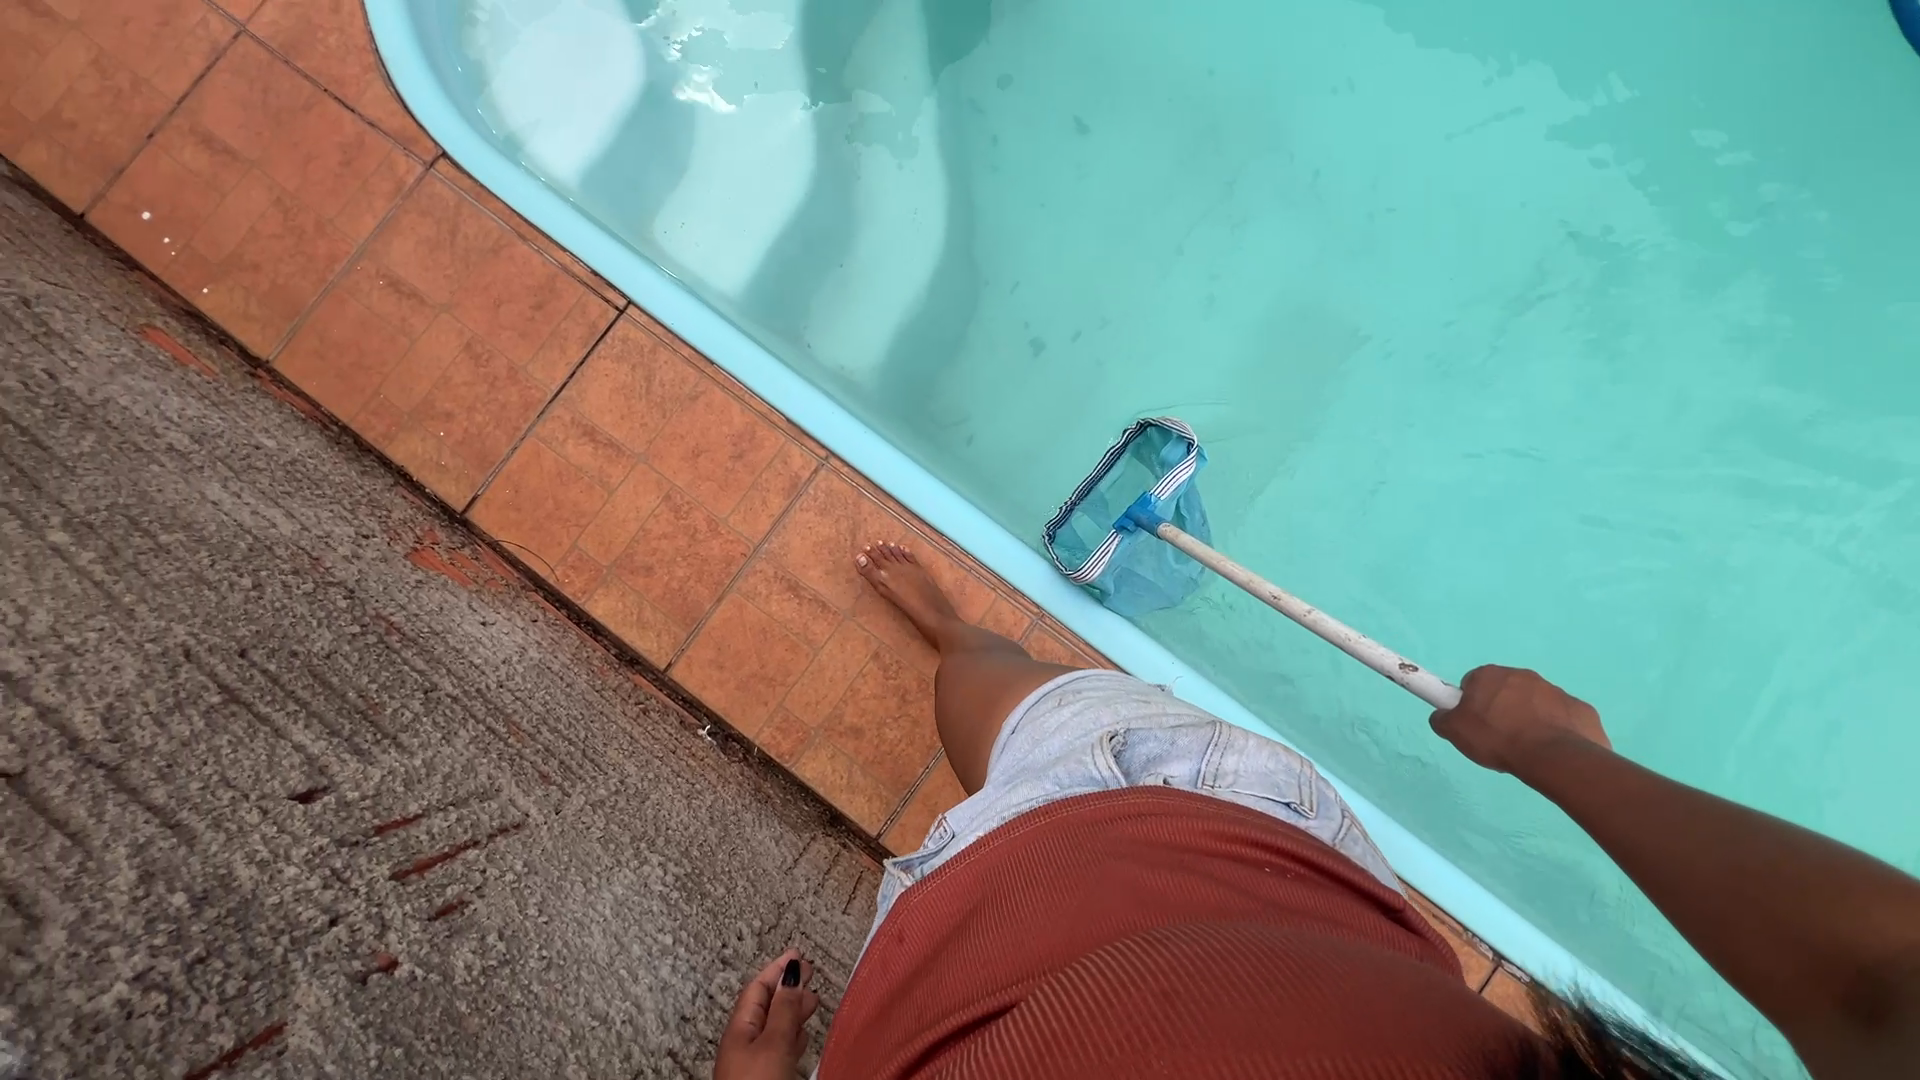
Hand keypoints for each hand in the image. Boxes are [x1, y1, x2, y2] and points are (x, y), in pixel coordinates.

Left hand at [714, 949, 819, 1079]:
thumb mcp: (774, 1043)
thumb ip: (784, 1008)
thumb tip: (790, 972)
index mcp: (740, 1029)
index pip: (758, 988)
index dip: (777, 968)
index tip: (798, 953)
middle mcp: (743, 1043)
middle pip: (765, 1005)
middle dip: (787, 986)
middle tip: (809, 971)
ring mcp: (752, 1064)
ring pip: (772, 1026)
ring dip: (791, 1009)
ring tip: (811, 999)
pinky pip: (777, 1046)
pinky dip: (791, 1033)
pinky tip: (801, 1036)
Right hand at [1429, 665, 1610, 774]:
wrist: (1555, 758)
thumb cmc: (1497, 738)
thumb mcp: (1453, 731)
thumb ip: (1442, 719)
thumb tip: (1443, 716)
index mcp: (1490, 675)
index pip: (1472, 682)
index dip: (1470, 702)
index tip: (1473, 722)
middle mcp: (1523, 675)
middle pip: (1505, 691)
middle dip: (1501, 709)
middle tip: (1496, 736)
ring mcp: (1557, 691)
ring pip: (1536, 704)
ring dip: (1529, 719)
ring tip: (1525, 747)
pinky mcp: (1582, 710)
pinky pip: (1563, 718)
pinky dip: (1557, 730)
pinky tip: (1551, 749)